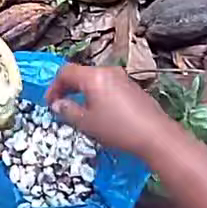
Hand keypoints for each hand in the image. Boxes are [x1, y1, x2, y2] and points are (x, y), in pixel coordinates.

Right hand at [45, 63, 182, 158]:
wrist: (156, 136)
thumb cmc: (118, 129)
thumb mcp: (86, 123)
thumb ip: (68, 111)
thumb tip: (58, 104)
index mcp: (93, 76)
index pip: (65, 72)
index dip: (54, 87)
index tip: (50, 103)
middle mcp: (108, 71)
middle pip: (81, 74)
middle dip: (68, 89)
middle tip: (61, 106)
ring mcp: (123, 78)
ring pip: (95, 80)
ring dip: (83, 92)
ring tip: (80, 111)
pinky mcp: (133, 87)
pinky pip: (108, 85)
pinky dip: (98, 95)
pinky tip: (101, 113)